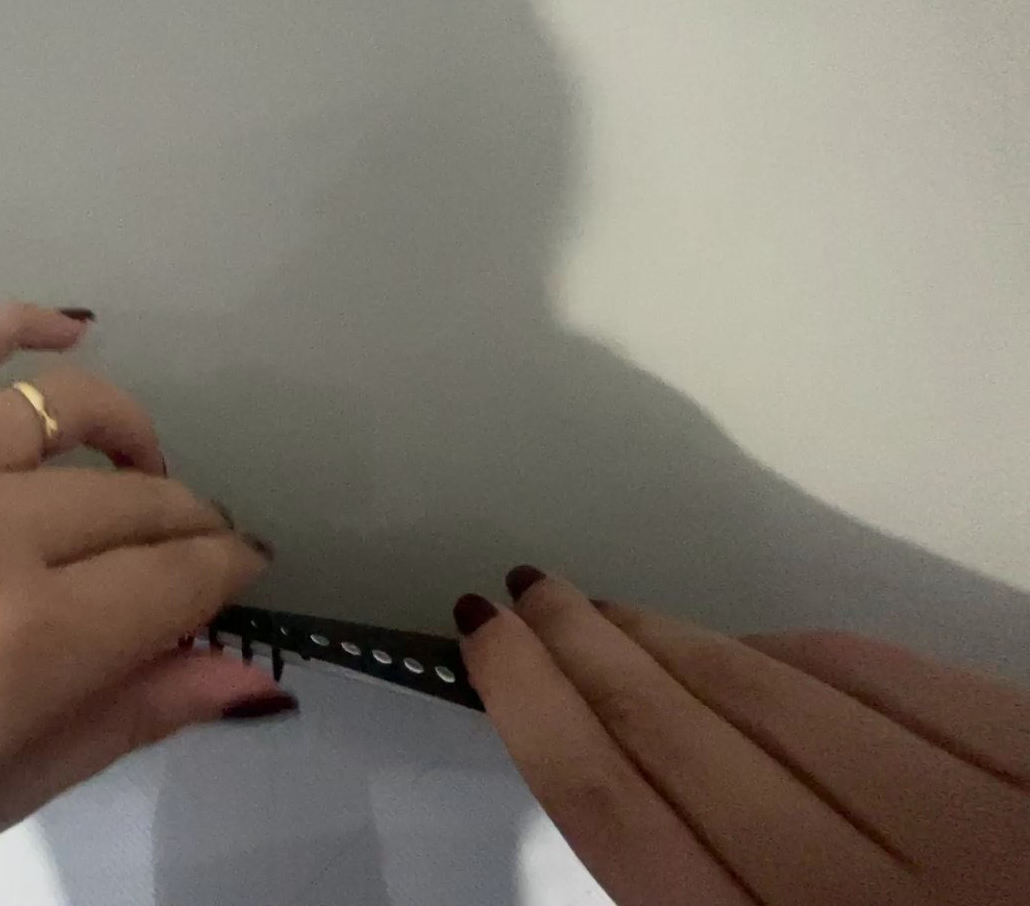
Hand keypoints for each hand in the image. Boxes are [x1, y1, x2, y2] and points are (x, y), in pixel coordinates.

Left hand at [0, 303, 282, 905]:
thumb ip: (132, 714)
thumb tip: (252, 674)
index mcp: (23, 642)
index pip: (179, 579)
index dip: (225, 578)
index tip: (240, 579)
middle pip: (135, 501)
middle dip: (189, 526)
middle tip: (192, 555)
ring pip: (70, 410)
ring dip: (131, 438)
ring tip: (142, 471)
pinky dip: (18, 320)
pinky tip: (69, 327)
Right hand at [457, 567, 1029, 905]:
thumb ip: (680, 884)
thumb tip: (607, 751)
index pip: (607, 803)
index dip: (528, 697)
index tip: (482, 622)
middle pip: (673, 734)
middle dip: (580, 641)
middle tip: (532, 584)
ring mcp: (1003, 852)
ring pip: (776, 699)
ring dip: (673, 637)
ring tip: (616, 607)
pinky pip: (917, 693)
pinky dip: (816, 654)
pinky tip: (763, 642)